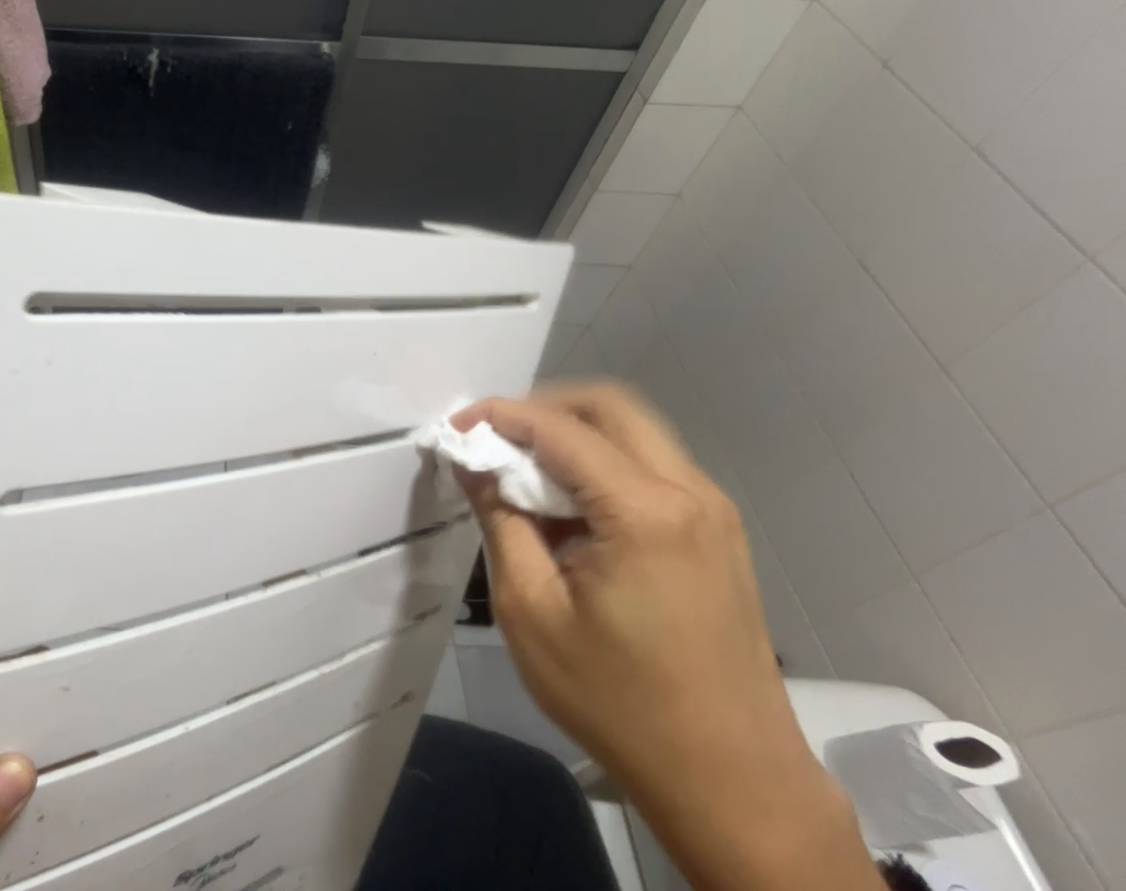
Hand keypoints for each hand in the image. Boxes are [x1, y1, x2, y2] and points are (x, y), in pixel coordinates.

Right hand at [452, 383, 877, 890]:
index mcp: (644, 511)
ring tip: (523, 476)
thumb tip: (474, 464)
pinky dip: (604, 468)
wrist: (727, 773)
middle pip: (612, 408)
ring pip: (637, 435)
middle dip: (544, 408)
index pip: (561, 430)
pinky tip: (569, 513)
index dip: (501, 417)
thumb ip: (501, 521)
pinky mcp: (719, 536)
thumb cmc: (615, 697)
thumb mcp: (531, 610)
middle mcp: (690, 494)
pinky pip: (654, 471)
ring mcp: (713, 513)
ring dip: (576, 438)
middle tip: (493, 438)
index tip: (455, 426)